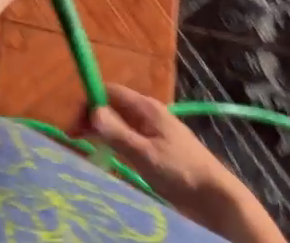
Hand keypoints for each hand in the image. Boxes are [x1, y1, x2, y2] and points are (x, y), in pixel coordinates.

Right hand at [90, 85, 280, 242]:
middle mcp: (148, 114)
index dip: (89, 102)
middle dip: (93, 119)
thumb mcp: (145, 154)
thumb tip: (91, 110)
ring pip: (120, 124)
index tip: (74, 125)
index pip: (109, 92)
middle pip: (113, 107)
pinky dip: (115, 143)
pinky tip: (109, 158)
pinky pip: (129, 138)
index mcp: (146, 108)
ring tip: (89, 150)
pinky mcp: (157, 149)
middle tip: (76, 141)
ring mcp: (153, 131)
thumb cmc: (180, 172)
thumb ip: (117, 133)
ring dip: (103, 132)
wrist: (215, 197)